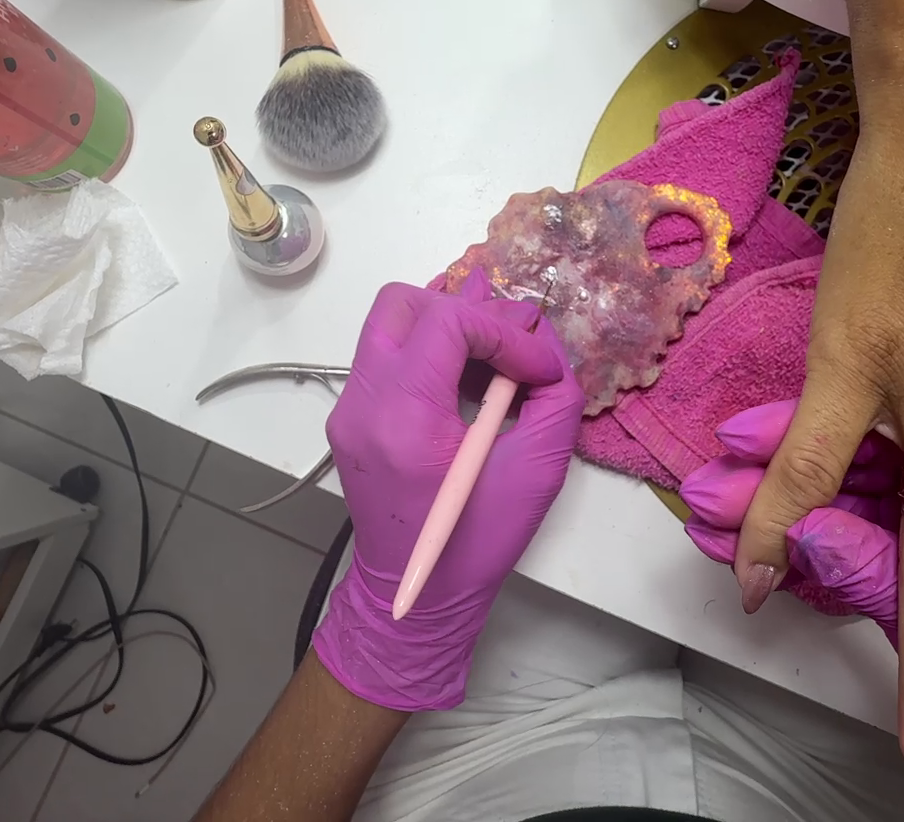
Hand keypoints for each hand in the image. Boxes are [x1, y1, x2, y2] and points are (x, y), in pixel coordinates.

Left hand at [311, 283, 582, 710]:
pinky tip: (468, 366)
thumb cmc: (480, 545)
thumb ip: (555, 398)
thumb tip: (542, 343)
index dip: (504, 330)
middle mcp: (363, 403)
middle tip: (514, 335)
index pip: (447, 323)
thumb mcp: (538, 474)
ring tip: (495, 349)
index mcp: (405, 420)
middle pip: (404, 304)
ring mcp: (349, 408)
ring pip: (390, 321)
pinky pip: (386, 351)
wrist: (417, 599)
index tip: (537, 365)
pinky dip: (429, 345)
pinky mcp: (352, 415)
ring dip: (446, 321)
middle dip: (467, 309)